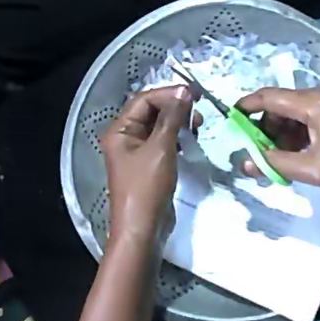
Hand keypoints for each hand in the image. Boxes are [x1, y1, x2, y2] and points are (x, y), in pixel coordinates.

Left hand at [102, 86, 193, 244]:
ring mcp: (137, 152)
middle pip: (151, 111)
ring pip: (159, 126)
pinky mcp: (149, 165)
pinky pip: (163, 142)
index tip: (195, 94)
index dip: (168, 94)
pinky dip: (177, 137)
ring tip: (198, 125)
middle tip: (199, 110)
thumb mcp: (160, 149)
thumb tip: (184, 91)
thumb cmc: (146, 187)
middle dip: (175, 107)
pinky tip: (191, 140)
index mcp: (120, 130)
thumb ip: (172, 118)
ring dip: (178, 122)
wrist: (143, 229)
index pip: (144, 100)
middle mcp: (125, 137)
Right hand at [234, 85, 319, 192]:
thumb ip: (276, 163)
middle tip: (257, 152)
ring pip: (296, 111)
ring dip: (282, 132)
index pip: (268, 97)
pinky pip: (311, 115)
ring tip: (278, 158)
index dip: (246, 107)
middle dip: (265, 127)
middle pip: (281, 104)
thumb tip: (247, 163)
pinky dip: (299, 132)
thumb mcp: (313, 168)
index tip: (230, 119)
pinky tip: (298, 153)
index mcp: (313, 102)